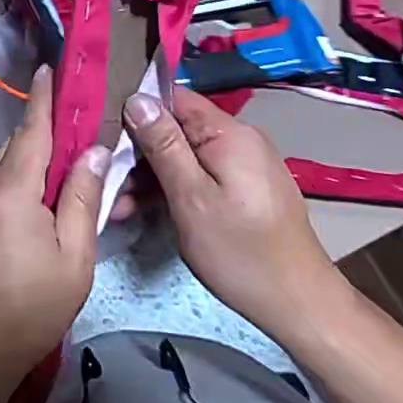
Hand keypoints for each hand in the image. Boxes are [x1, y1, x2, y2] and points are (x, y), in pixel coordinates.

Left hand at [0, 65, 106, 382]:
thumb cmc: (27, 309)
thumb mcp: (73, 259)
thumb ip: (82, 199)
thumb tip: (94, 152)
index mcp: (8, 190)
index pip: (31, 129)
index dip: (43, 97)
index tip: (49, 68)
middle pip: (19, 147)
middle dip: (50, 145)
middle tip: (85, 158)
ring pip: (5, 166)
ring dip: (33, 171)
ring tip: (64, 197)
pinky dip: (15, 188)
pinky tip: (35, 216)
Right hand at [122, 88, 343, 332]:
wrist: (298, 305)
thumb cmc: (240, 251)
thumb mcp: (191, 197)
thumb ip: (163, 145)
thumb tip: (138, 98)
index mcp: (229, 133)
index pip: (174, 99)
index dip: (136, 111)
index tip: (104, 133)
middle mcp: (238, 139)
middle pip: (175, 130)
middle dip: (138, 154)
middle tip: (108, 185)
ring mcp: (241, 165)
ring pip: (182, 156)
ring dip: (149, 178)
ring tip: (119, 209)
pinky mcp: (241, 188)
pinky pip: (198, 175)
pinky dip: (171, 190)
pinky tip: (143, 211)